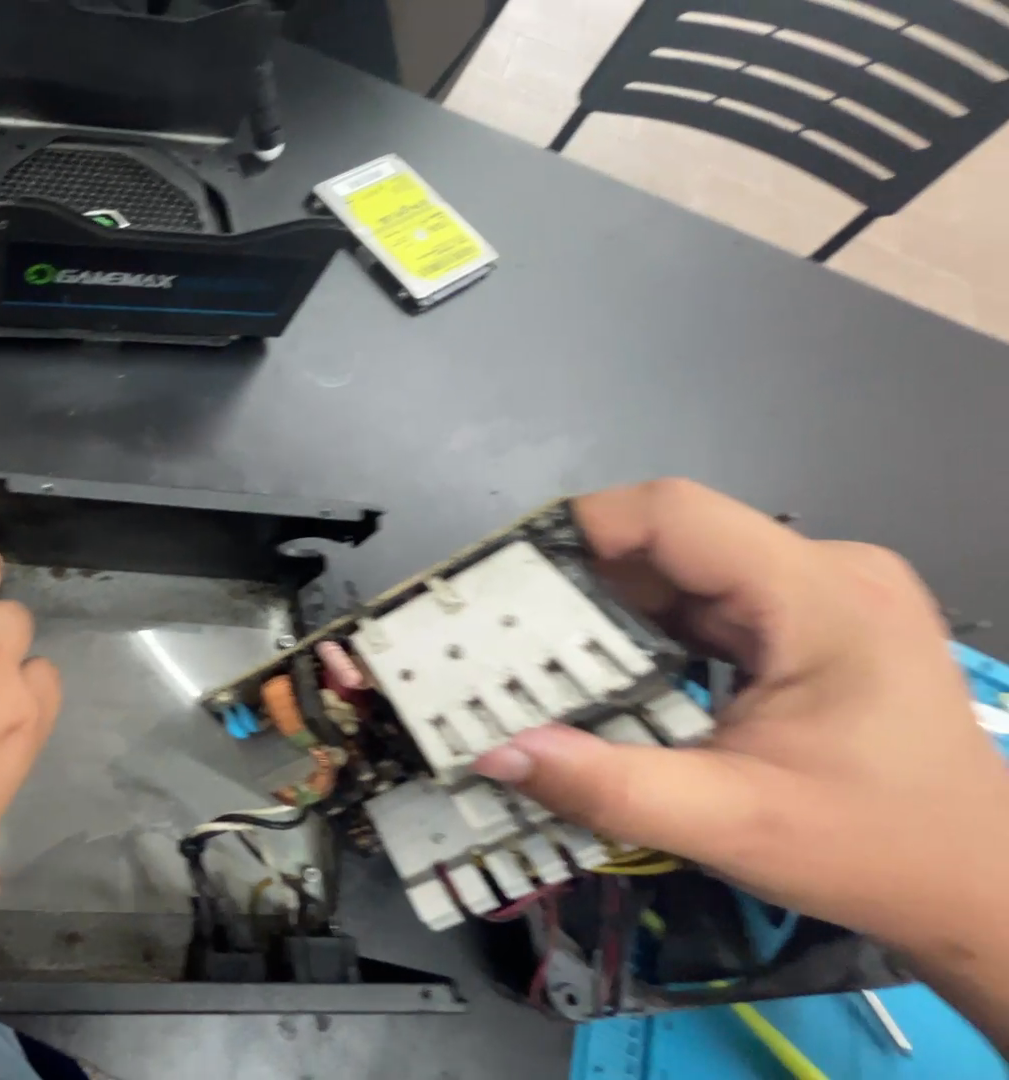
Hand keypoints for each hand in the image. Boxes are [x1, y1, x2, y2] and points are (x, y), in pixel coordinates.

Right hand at [472, 480, 1008, 955]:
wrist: (985, 892)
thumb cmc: (879, 852)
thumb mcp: (733, 826)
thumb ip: (608, 787)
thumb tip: (491, 751)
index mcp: (819, 597)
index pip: (673, 513)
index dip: (581, 529)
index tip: (508, 584)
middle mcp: (818, 572)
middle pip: (663, 539)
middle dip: (576, 582)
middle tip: (506, 636)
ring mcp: (810, 591)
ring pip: (670, 567)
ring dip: (600, 607)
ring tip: (537, 655)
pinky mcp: (793, 617)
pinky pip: (688, 597)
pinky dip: (632, 627)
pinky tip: (601, 670)